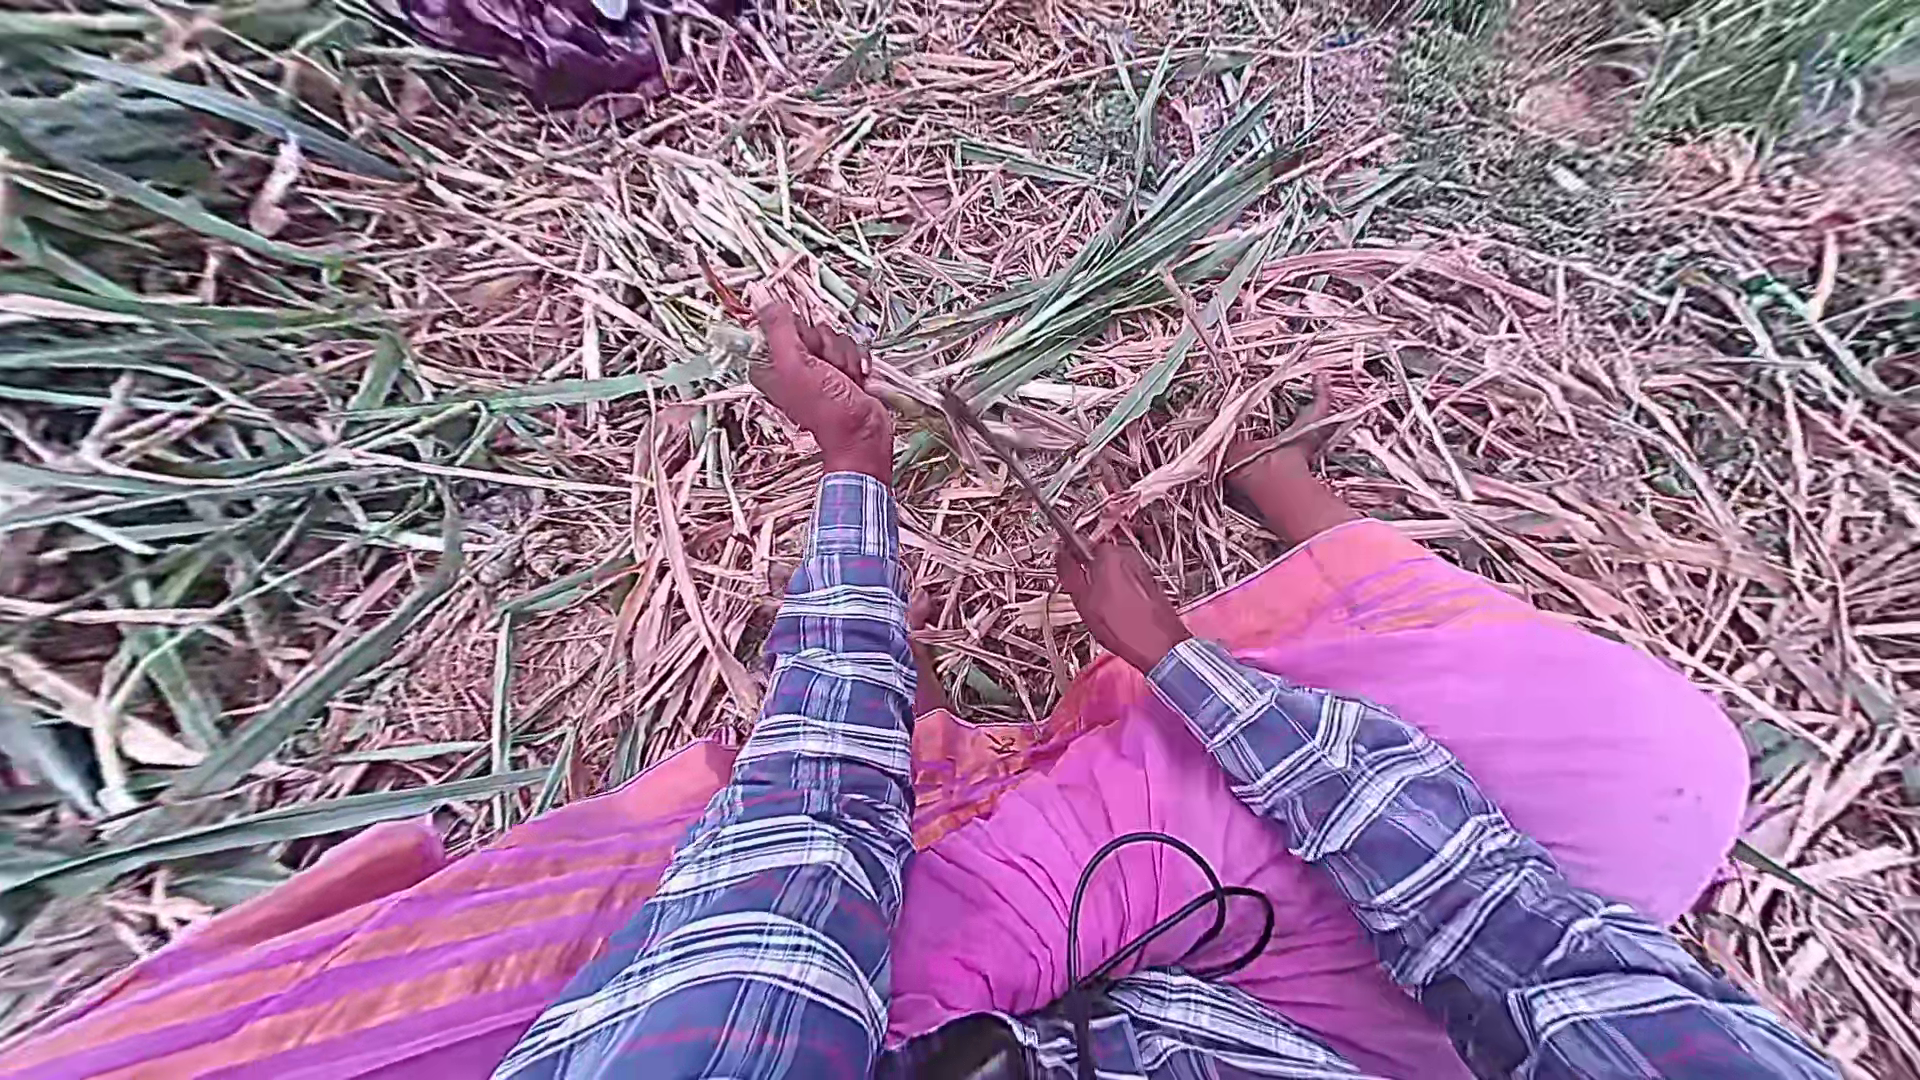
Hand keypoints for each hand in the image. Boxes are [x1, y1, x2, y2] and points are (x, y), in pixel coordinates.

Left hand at [750, 296, 892, 480]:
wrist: (862, 434)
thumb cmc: (828, 412)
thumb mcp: (794, 365)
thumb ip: (778, 329)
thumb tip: (764, 299)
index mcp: (771, 364)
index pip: (783, 323)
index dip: (799, 333)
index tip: (807, 350)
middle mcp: (793, 365)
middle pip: (812, 329)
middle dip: (827, 346)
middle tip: (828, 370)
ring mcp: (819, 369)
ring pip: (835, 338)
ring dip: (844, 357)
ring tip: (843, 380)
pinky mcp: (842, 372)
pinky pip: (851, 349)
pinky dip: (857, 363)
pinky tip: (855, 380)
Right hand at [1056, 539, 1190, 673]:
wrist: (1160, 646)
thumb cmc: (1124, 626)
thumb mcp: (1082, 600)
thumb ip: (1068, 572)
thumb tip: (1061, 556)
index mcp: (1108, 553)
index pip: (1079, 547)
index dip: (1071, 565)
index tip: (1067, 576)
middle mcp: (1128, 555)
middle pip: (1097, 560)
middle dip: (1089, 577)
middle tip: (1085, 599)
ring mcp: (1141, 568)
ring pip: (1112, 572)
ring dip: (1105, 587)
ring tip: (1103, 610)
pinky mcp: (1150, 582)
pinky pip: (1126, 582)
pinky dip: (1120, 594)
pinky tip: (1118, 614)